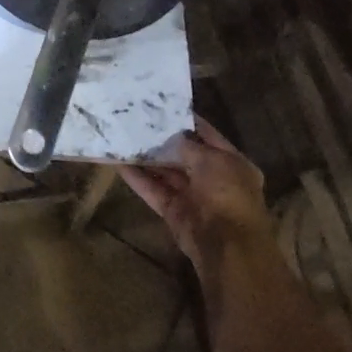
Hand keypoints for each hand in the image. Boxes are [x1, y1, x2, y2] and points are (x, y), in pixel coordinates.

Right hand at [120, 119, 271, 275]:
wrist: (226, 245)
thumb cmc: (227, 195)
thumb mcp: (212, 161)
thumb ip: (189, 146)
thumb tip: (172, 135)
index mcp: (232, 163)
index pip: (207, 136)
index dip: (186, 121)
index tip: (162, 106)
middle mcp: (213, 179)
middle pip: (184, 154)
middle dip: (163, 140)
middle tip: (137, 120)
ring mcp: (192, 196)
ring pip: (166, 172)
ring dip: (147, 158)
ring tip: (124, 137)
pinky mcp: (173, 211)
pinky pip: (154, 190)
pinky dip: (138, 178)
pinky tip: (119, 163)